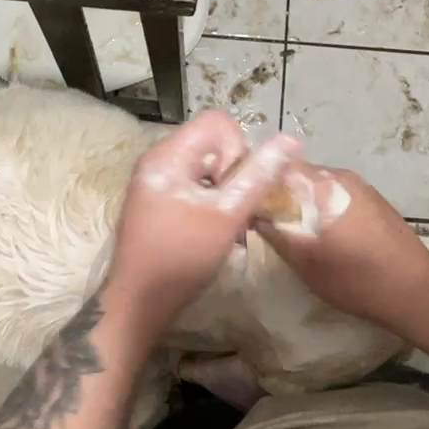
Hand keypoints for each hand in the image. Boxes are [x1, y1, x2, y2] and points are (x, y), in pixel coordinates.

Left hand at [102, 111, 299, 331]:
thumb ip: (258, 176)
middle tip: (238, 213)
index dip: (238, 150)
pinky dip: (213, 205)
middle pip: (213, 144)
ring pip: (207, 169)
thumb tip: (291, 139)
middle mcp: (158, 160)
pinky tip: (220, 235)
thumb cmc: (181, 257)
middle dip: (235, 176)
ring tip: (232, 229)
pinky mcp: (158, 202)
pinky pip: (195, 187)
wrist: (137, 305)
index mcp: (168, 155)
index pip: (218, 123)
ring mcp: (156, 182)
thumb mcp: (227, 216)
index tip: (237, 188)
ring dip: (228, 194)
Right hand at [254, 161, 428, 325]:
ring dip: (303, 201)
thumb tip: (254, 214)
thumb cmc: (355, 278)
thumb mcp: (306, 262)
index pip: (278, 168)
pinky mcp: (373, 200)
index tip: (246, 202)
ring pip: (319, 185)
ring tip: (293, 228)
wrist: (415, 289)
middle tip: (266, 219)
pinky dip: (324, 207)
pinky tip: (323, 233)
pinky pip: (337, 194)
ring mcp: (360, 186)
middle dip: (280, 193)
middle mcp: (341, 175)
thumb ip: (277, 233)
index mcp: (322, 184)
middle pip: (298, 174)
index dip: (259, 183)